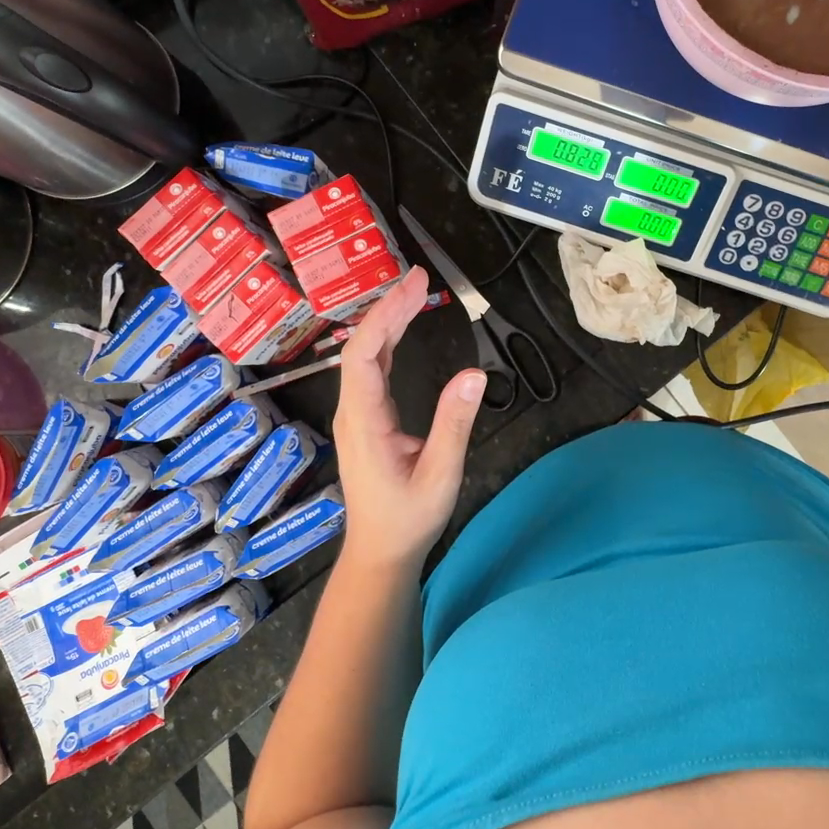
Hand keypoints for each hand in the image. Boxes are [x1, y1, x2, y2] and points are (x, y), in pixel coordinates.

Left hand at [332, 266, 485, 572]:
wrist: (381, 551)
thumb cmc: (409, 517)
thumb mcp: (440, 474)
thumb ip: (454, 424)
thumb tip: (475, 374)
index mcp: (364, 421)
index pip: (365, 356)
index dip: (385, 316)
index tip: (413, 287)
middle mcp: (353, 411)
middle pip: (364, 348)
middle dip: (390, 309)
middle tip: (421, 278)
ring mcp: (357, 414)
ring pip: (367, 357)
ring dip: (389, 322)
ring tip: (417, 293)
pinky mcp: (367, 419)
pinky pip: (373, 370)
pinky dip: (390, 343)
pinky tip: (405, 328)